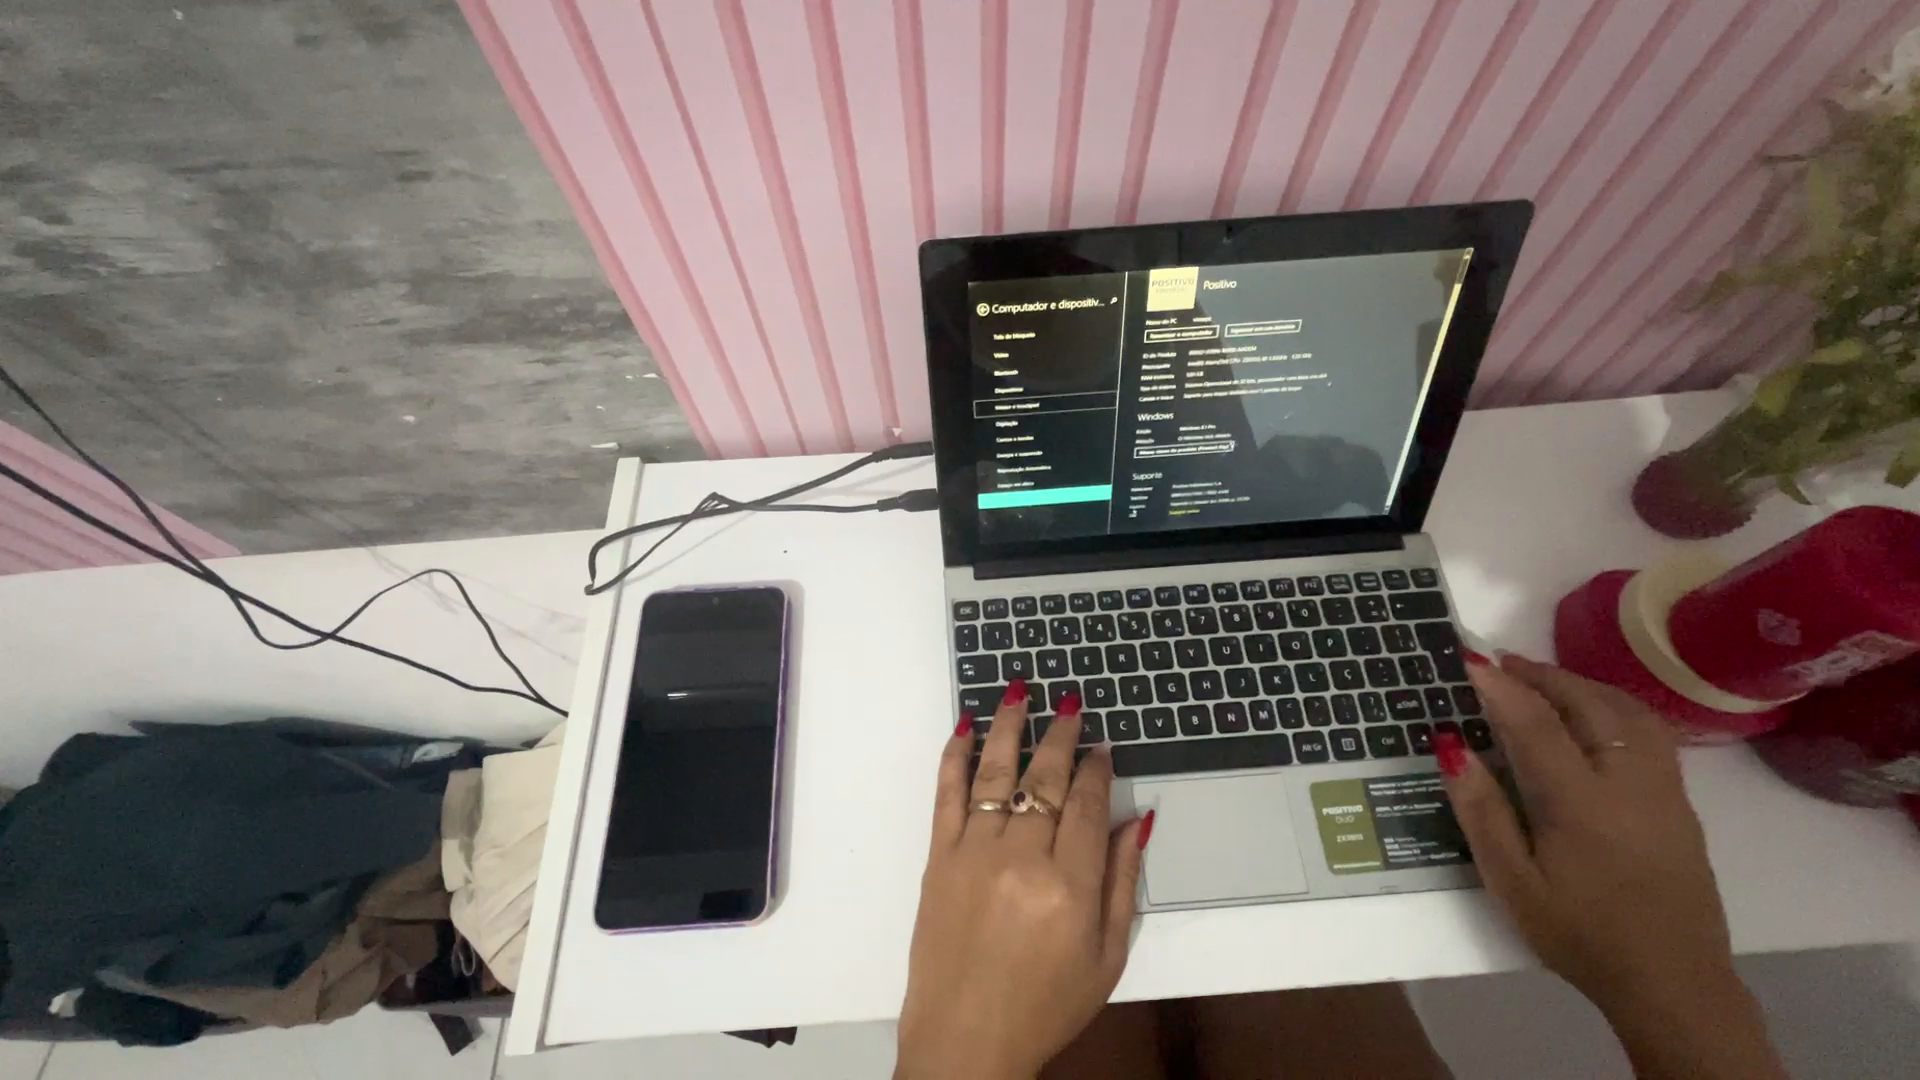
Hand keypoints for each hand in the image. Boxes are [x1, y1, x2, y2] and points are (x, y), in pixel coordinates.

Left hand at [895, 683, 1150, 1079]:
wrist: (966, 1039)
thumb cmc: (1045, 1004)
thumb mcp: (1107, 957)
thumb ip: (1123, 883)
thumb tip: (1138, 820)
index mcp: (1070, 886)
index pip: (1088, 804)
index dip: (1098, 768)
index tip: (1103, 744)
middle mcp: (1021, 858)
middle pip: (1045, 779)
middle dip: (1061, 735)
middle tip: (1070, 703)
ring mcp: (974, 852)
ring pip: (995, 773)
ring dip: (1009, 726)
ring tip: (1020, 691)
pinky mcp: (939, 856)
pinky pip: (947, 794)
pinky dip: (955, 756)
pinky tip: (965, 727)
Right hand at [1439, 654, 1783, 1078]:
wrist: (1673, 985)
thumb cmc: (1578, 933)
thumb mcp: (1511, 880)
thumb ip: (1481, 810)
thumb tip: (1451, 746)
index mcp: (1583, 806)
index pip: (1537, 725)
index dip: (1500, 687)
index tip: (1468, 660)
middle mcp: (1631, 786)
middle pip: (1590, 705)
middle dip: (1542, 676)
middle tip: (1499, 663)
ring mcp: (1664, 792)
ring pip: (1628, 713)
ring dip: (1581, 685)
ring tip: (1539, 679)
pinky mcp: (1680, 803)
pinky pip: (1649, 732)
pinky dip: (1611, 705)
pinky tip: (1587, 713)